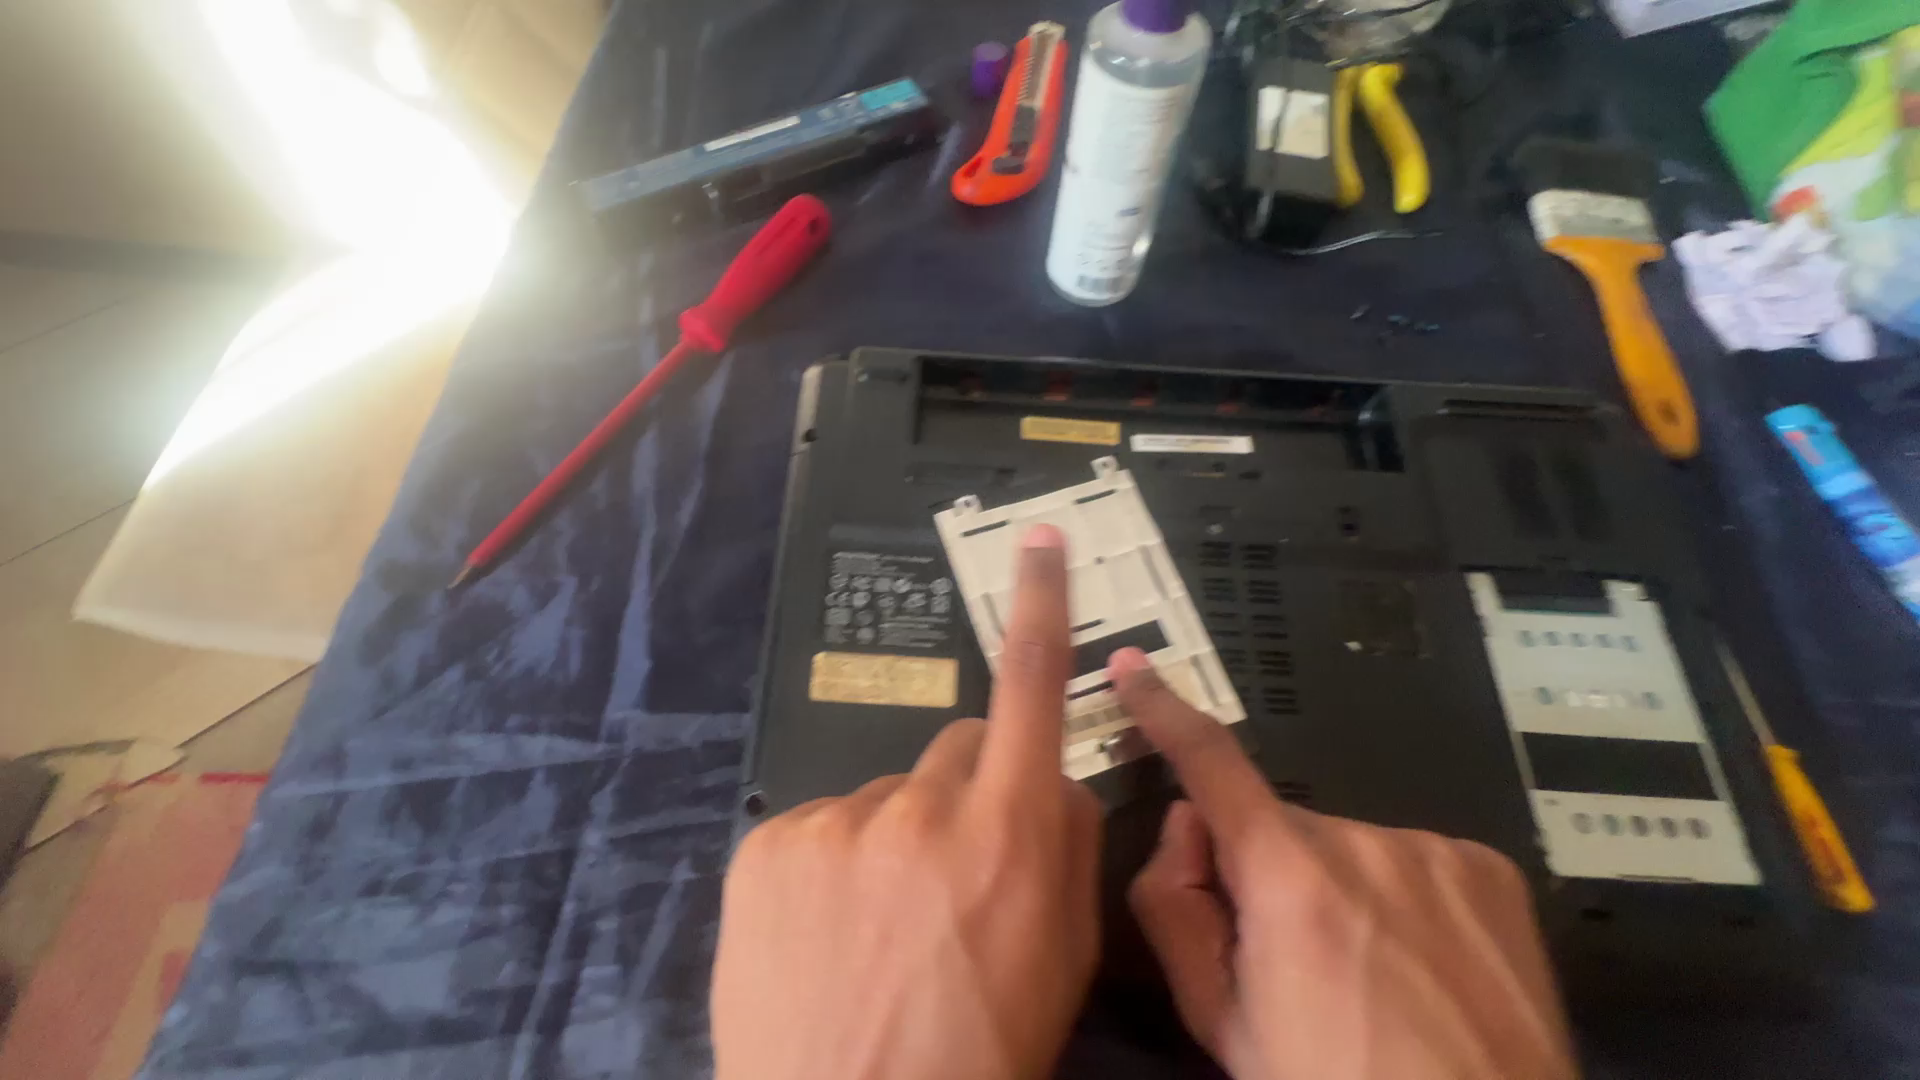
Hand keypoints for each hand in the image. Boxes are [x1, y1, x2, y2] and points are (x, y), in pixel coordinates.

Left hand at [712, 525, 1101, 1079]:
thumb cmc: (980, 1048)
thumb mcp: (1060, 954)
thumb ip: (1063, 842)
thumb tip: (1046, 774)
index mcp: (1004, 831)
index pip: (1030, 685)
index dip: (1040, 604)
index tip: (1039, 542)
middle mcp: (918, 808)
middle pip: (952, 751)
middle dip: (963, 794)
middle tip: (951, 871)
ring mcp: (833, 821)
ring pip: (884, 799)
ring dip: (892, 838)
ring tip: (879, 922)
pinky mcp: (769, 844)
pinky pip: (818, 828)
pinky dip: (831, 863)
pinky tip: (828, 930)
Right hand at [1109, 647, 1577, 1079]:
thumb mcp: (1219, 1019)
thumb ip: (1175, 906)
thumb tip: (1189, 825)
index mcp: (1286, 878)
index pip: (1208, 763)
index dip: (1162, 709)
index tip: (1134, 666)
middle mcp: (1360, 841)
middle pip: (1278, 829)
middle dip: (1266, 870)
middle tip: (1289, 958)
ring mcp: (1433, 849)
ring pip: (1343, 845)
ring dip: (1335, 887)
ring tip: (1367, 973)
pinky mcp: (1489, 868)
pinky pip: (1408, 859)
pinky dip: (1398, 896)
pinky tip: (1421, 964)